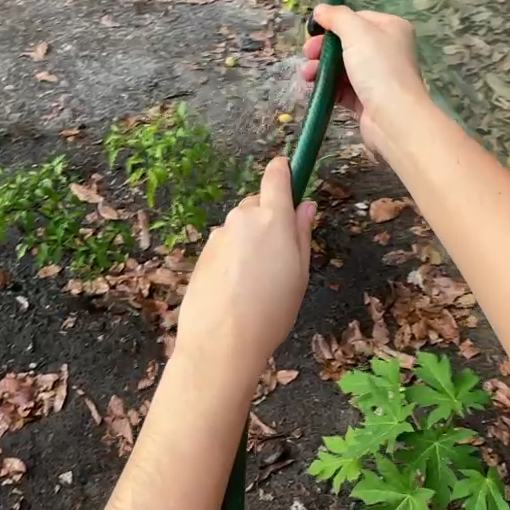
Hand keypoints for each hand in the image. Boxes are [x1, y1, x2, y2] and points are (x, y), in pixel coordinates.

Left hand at [174, 157, 316, 377]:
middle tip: (281, 255)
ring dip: (250, 242)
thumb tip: (306, 206)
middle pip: (258, 204)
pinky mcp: (203, 253)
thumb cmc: (271, 310)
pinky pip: (225, 246)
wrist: (222, 341)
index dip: (283, 170)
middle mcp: (243, 218)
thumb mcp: (299, 273)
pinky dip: (233, 258)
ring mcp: (219, 235)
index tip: (288, 169)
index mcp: (273, 217)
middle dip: (269, 218)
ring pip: (240, 227)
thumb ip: (301, 233)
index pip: (276, 176)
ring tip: (258, 281)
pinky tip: (237, 288)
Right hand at [301, 3, 433, 159]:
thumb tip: (320, 9)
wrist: (394, 118)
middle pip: (347, 43)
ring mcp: (377, 77)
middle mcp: (386, 50)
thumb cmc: (379, 68)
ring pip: (342, 67)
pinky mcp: (367, 100)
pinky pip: (342, 88)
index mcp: (390, 28)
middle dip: (323, 48)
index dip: (334, 24)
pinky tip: (313, 87)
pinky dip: (328, 86)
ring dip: (321, 67)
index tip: (313, 31)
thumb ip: (337, 17)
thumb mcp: (357, 33)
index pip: (357, 19)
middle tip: (307, 53)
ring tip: (306, 74)